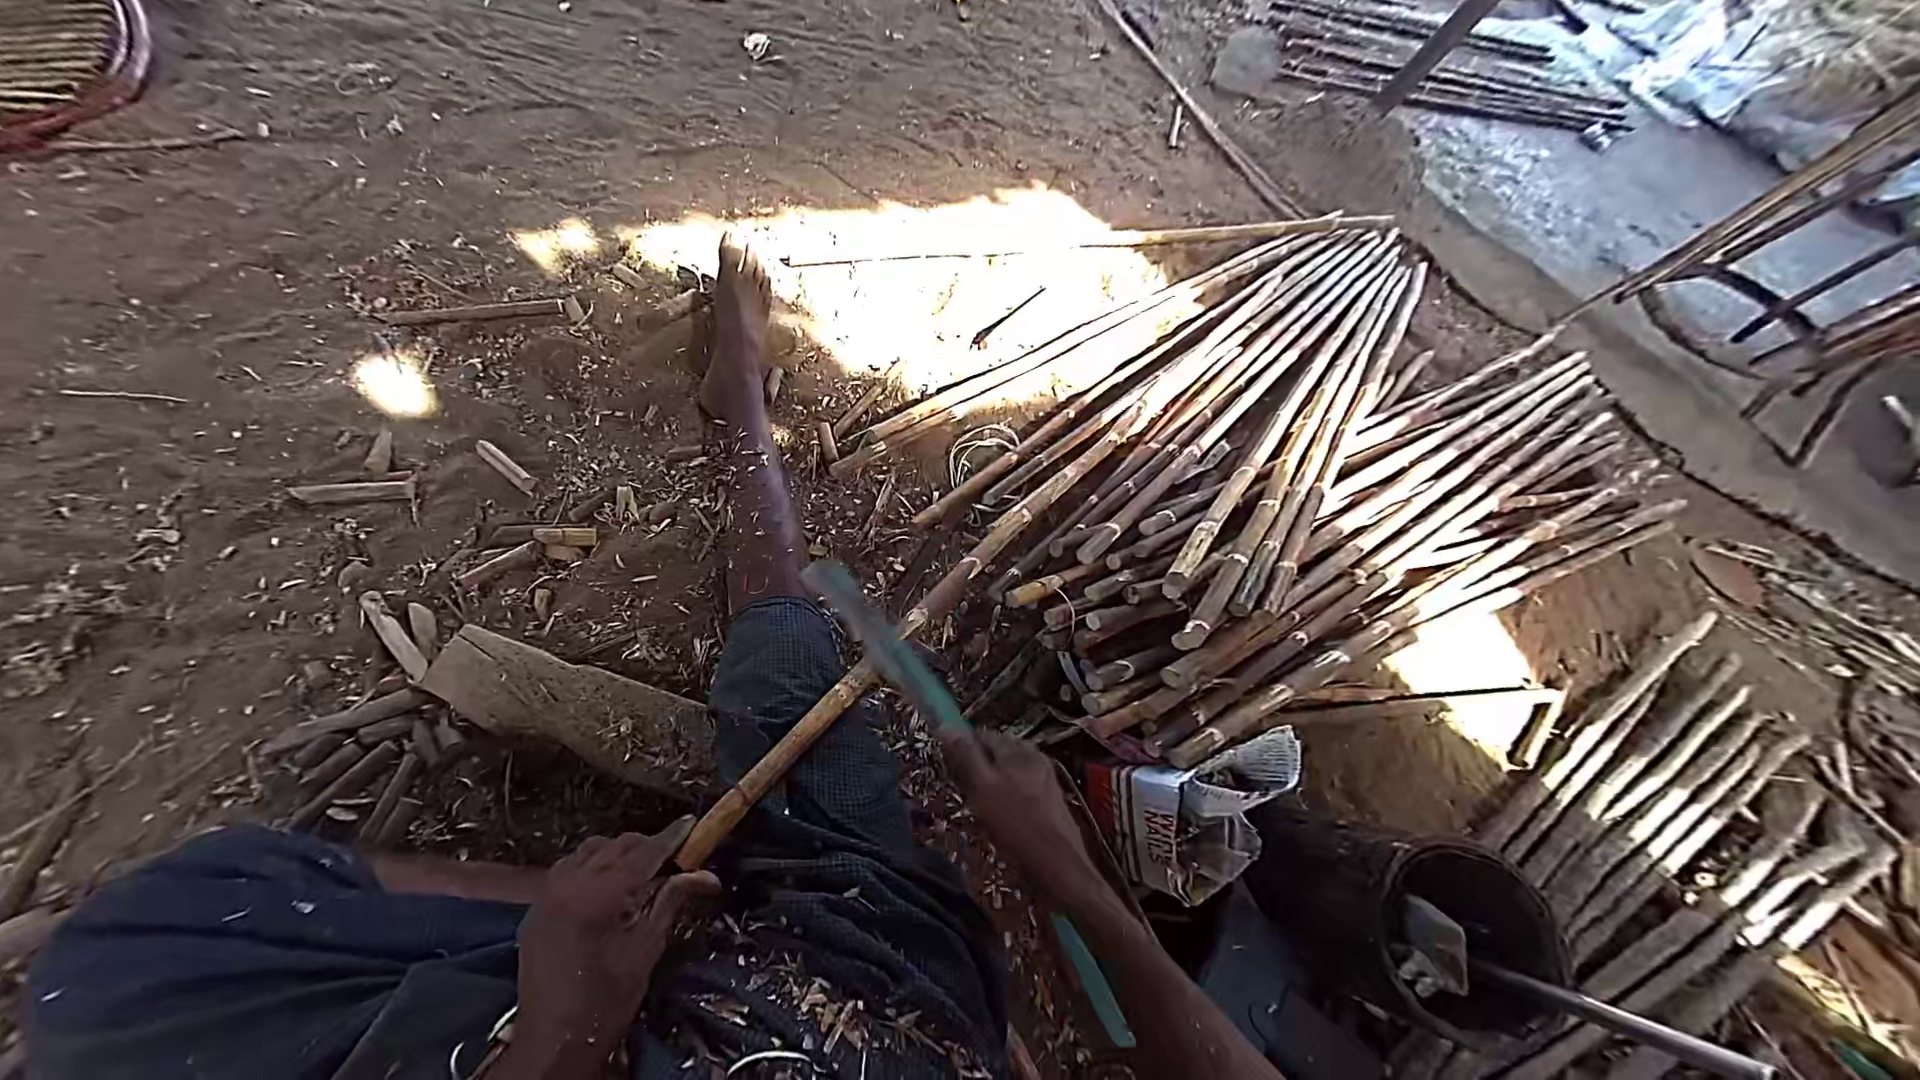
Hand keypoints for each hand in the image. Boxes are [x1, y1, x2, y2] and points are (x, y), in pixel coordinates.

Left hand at [509, 818, 721, 1073]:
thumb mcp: (648, 946)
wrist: (552, 1044)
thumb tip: (708, 875)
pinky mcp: (535, 909)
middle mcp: (571, 885)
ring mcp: (548, 896)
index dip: (672, 836)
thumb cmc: (607, 999)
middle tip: (671, 858)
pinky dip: (590, 865)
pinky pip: (567, 868)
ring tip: (637, 870)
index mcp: (601, 894)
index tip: (691, 823)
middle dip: (647, 846)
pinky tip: (603, 884)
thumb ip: (673, 898)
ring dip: (617, 852)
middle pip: (618, 845)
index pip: (645, 851)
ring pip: (590, 850)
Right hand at [940, 729, 1110, 909]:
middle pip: (998, 751)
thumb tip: (946, 725)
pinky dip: (1008, 796)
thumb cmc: (1017, 827)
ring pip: (1010, 770)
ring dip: (993, 782)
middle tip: (963, 788)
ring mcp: (1046, 778)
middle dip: (979, 764)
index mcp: (1018, 749)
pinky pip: (1022, 788)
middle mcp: (1035, 757)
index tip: (948, 767)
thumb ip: (965, 756)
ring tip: (980, 806)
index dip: (962, 746)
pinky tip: (1003, 818)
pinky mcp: (1052, 800)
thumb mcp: (983, 789)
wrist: (1061, 868)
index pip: (983, 735)